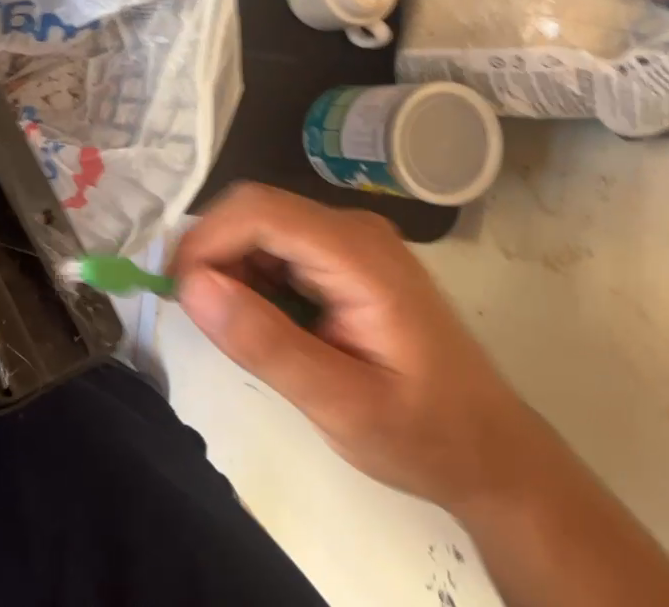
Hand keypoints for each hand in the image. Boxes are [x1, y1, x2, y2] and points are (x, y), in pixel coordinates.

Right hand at [170, 183, 555, 511]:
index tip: (176, 295)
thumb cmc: (424, 436)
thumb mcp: (341, 405)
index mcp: (360, 256)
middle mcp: (353, 232)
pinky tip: (260, 323)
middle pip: (253, 212)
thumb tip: (189, 286)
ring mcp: (349, 243)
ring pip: (257, 228)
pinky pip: (274, 248)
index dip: (204, 242)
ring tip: (233, 329)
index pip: (258, 212)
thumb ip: (265, 343)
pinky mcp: (342, 261)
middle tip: (196, 316)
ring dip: (227, 269)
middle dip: (210, 255)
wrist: (492, 456)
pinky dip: (248, 279)